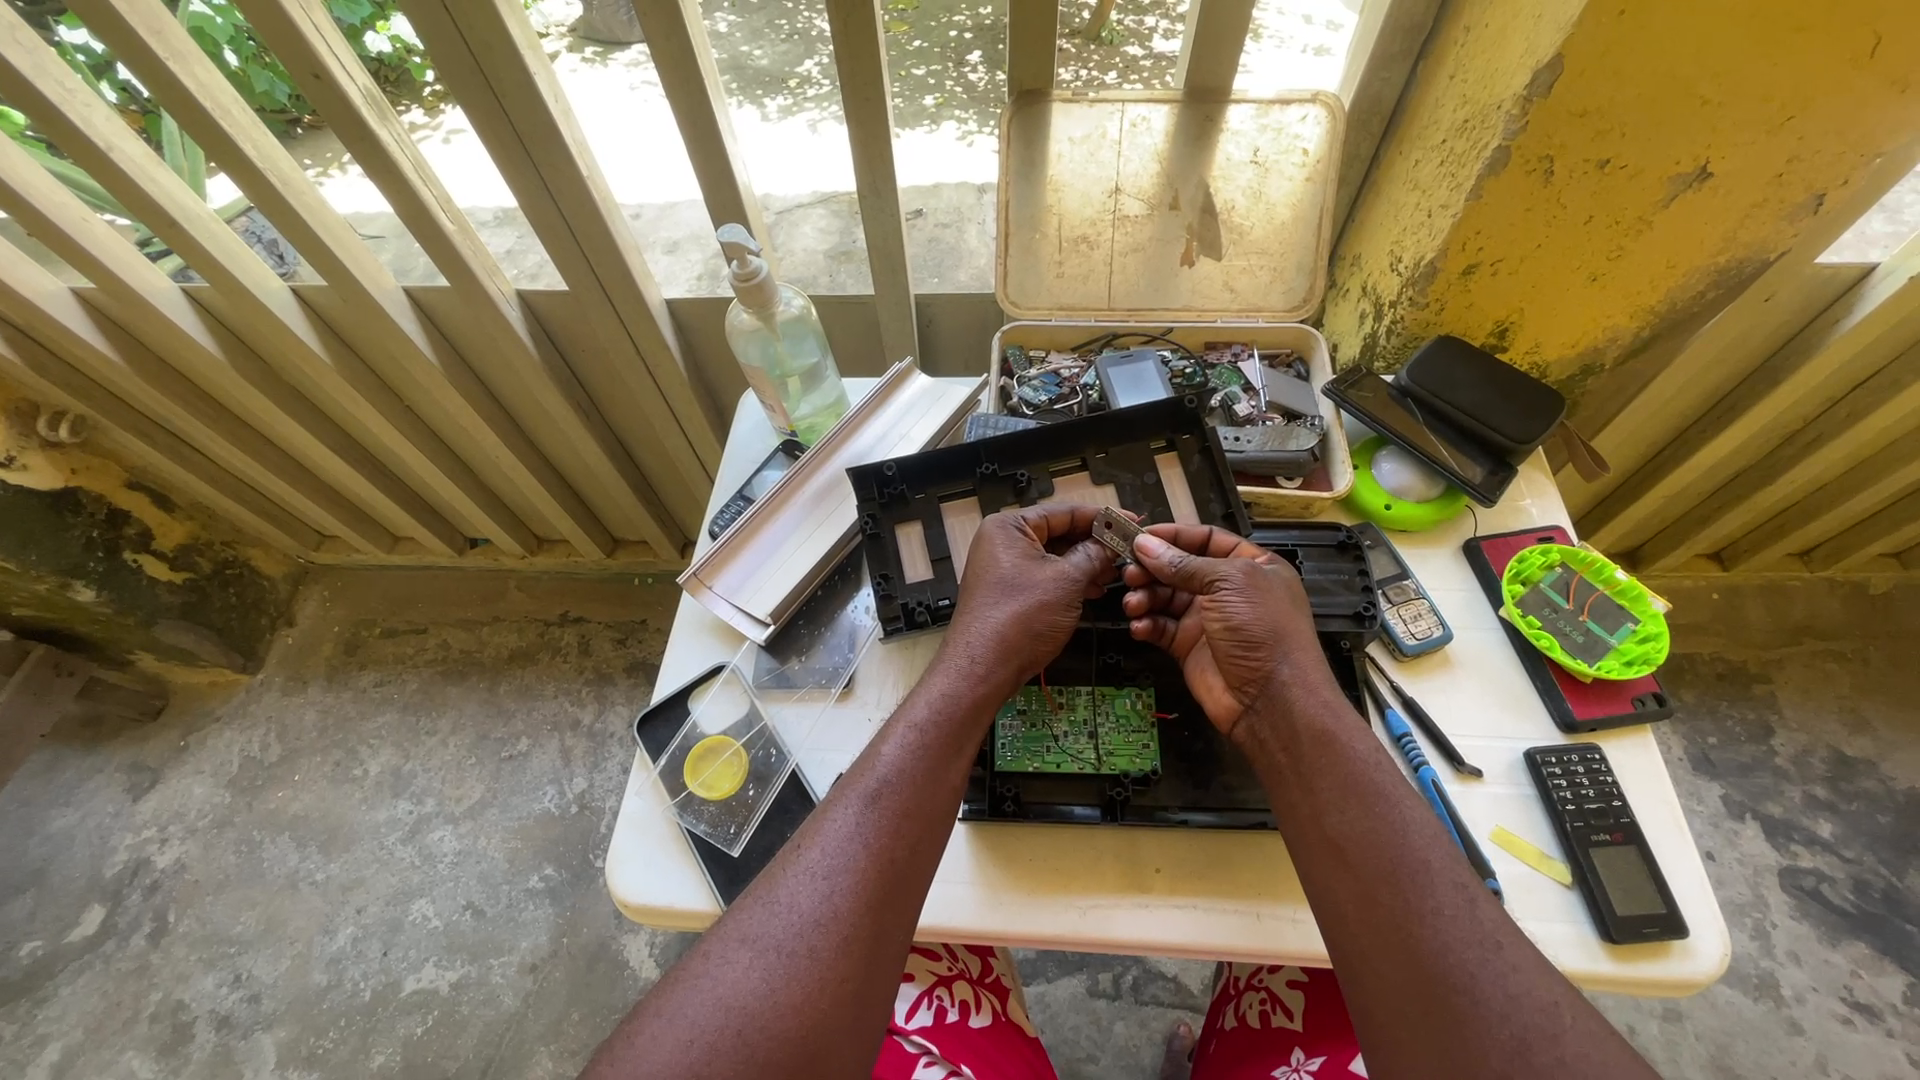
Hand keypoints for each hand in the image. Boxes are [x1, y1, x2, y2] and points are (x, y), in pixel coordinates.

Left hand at [940, 504, 1119, 693]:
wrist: (983, 668)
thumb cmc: (1019, 619)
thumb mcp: (1067, 580)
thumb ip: (1093, 554)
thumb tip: (1112, 542)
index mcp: (1009, 526)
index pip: (1065, 512)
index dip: (1101, 517)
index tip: (1131, 521)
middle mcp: (1002, 542)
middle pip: (1058, 533)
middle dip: (1094, 544)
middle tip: (1126, 552)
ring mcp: (1003, 569)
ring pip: (1053, 558)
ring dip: (1085, 565)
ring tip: (1114, 574)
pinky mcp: (1008, 594)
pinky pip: (1045, 578)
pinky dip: (1069, 582)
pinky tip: (1093, 590)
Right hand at [1121, 524, 1338, 741]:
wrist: (1271, 699)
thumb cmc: (1262, 629)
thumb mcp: (1228, 583)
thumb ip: (1183, 563)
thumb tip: (1145, 544)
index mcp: (1249, 566)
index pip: (1206, 539)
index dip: (1173, 536)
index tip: (1139, 537)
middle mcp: (1227, 589)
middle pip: (1179, 568)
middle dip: (1152, 568)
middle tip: (1129, 573)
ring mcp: (1207, 619)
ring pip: (1164, 597)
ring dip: (1145, 596)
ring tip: (1133, 604)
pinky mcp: (1188, 647)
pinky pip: (1160, 627)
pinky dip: (1146, 624)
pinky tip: (1140, 626)